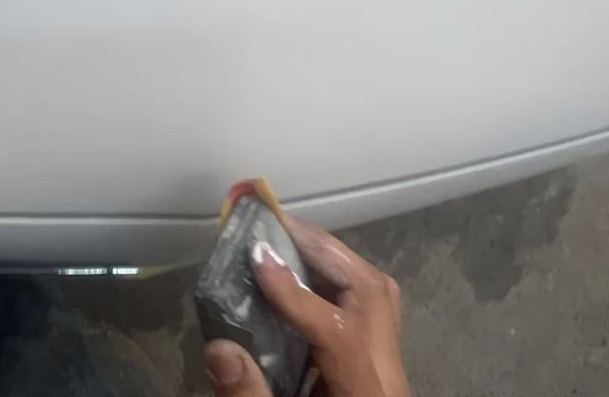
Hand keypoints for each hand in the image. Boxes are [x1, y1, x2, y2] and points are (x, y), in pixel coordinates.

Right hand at [205, 215, 411, 396]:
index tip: (254, 258)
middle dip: (320, 251)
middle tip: (266, 228)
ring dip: (326, 258)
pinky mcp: (376, 370)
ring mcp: (389, 374)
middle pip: (373, 294)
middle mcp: (389, 381)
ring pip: (375, 294)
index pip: (341, 333)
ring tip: (276, 239)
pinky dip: (328, 278)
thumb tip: (219, 347)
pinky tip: (289, 276)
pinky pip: (365, 307)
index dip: (297, 293)